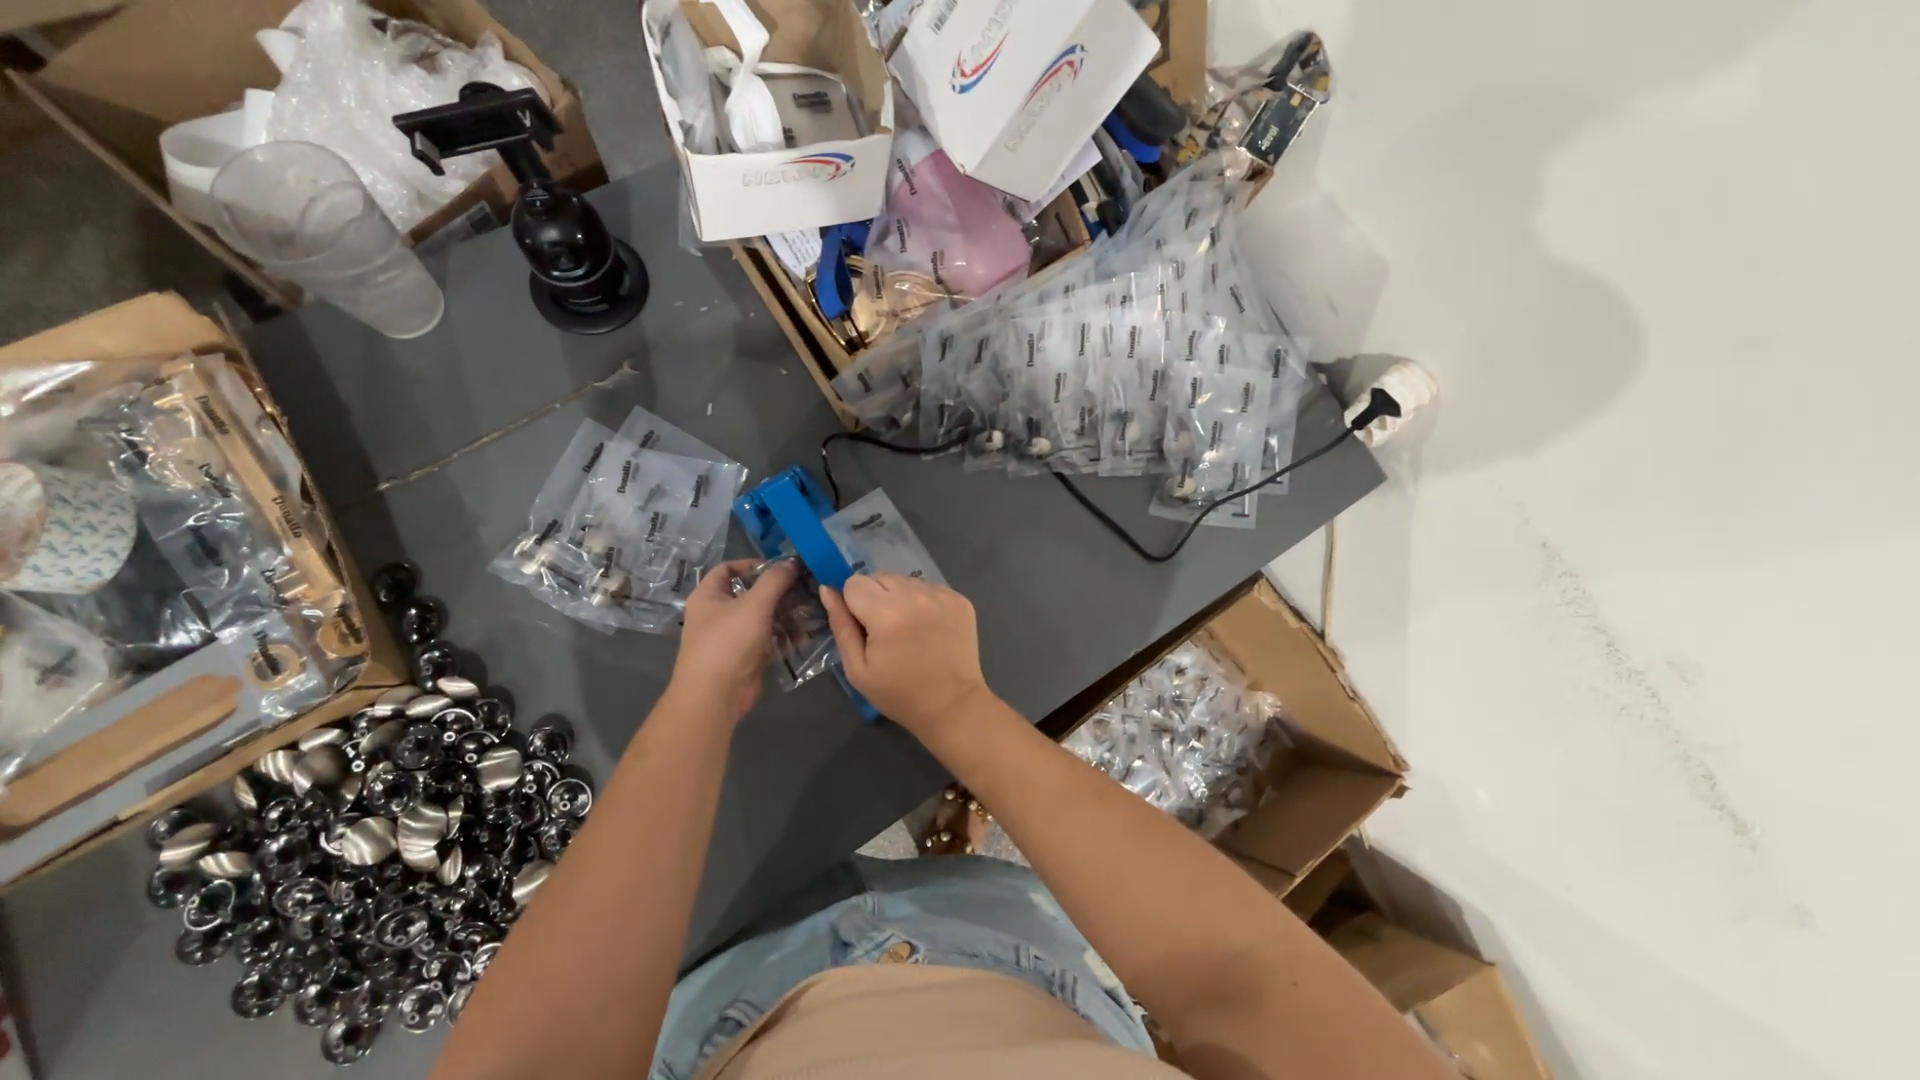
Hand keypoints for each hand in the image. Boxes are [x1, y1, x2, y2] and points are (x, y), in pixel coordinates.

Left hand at [667, 558, 798, 724]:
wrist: (715, 695)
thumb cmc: (728, 642)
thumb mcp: (754, 604)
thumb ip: (775, 580)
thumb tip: (792, 561)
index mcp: (709, 596)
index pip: (727, 569)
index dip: (752, 564)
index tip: (780, 568)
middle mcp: (718, 614)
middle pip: (751, 594)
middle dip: (780, 592)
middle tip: (806, 589)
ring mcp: (733, 637)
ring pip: (764, 618)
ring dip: (787, 615)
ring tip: (812, 611)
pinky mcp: (747, 656)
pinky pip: (769, 640)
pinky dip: (786, 636)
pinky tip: (808, 634)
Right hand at [820, 573, 991, 738]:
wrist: (952, 706)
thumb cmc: (899, 694)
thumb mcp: (858, 668)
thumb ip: (841, 625)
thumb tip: (828, 590)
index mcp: (887, 613)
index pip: (854, 583)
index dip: (853, 604)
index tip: (864, 629)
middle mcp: (916, 595)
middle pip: (879, 576)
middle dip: (875, 597)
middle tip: (885, 631)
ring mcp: (942, 595)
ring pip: (905, 580)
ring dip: (899, 598)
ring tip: (908, 629)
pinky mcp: (960, 599)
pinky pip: (929, 588)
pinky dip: (922, 602)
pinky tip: (927, 628)